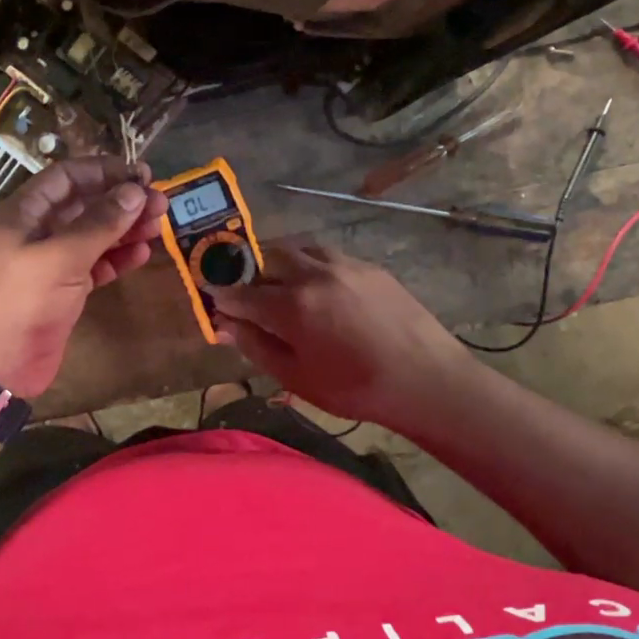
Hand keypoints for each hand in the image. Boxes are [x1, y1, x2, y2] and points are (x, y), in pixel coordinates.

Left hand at [0, 157, 169, 396]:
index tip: (143, 176)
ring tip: (159, 226)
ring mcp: (51, 262)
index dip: (104, 171)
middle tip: (161, 204)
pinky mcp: (64, 289)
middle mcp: (36, 231)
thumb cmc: (22, 301)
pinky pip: (95, 264)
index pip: (67, 176)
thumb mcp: (61, 256)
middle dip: (121, 201)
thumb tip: (136, 192)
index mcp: (24, 213)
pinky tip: (142, 254)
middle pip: (84, 204)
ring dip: (125, 229)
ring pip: (93, 234)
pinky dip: (117, 258)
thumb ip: (100, 223)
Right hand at [210, 244, 479, 429]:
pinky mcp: (369, 267)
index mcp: (292, 306)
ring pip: (297, 249)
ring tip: (277, 284)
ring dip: (278, 262)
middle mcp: (314, 274)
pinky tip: (315, 287)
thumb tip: (224, 326)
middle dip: (247, 271)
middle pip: (265, 258)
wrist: (427, 381)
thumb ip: (256, 346)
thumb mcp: (296, 377)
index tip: (211, 301)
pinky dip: (309, 265)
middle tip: (242, 291)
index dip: (220, 297)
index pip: (240, 292)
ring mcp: (344, 265)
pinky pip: (327, 256)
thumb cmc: (355, 389)